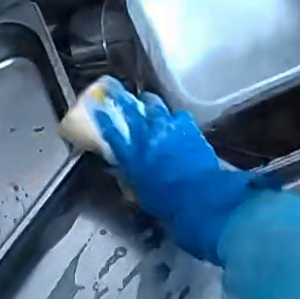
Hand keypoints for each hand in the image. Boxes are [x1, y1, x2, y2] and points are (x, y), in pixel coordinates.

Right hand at [87, 78, 255, 263]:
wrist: (202, 198)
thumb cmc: (166, 204)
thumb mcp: (138, 193)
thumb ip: (128, 177)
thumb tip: (123, 170)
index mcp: (129, 155)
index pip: (110, 130)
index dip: (102, 117)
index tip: (97, 108)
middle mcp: (146, 136)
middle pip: (131, 109)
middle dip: (124, 100)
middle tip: (120, 94)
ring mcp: (169, 128)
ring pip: (155, 106)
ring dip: (150, 104)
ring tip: (148, 102)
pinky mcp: (190, 128)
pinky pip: (178, 116)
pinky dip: (173, 117)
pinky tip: (174, 121)